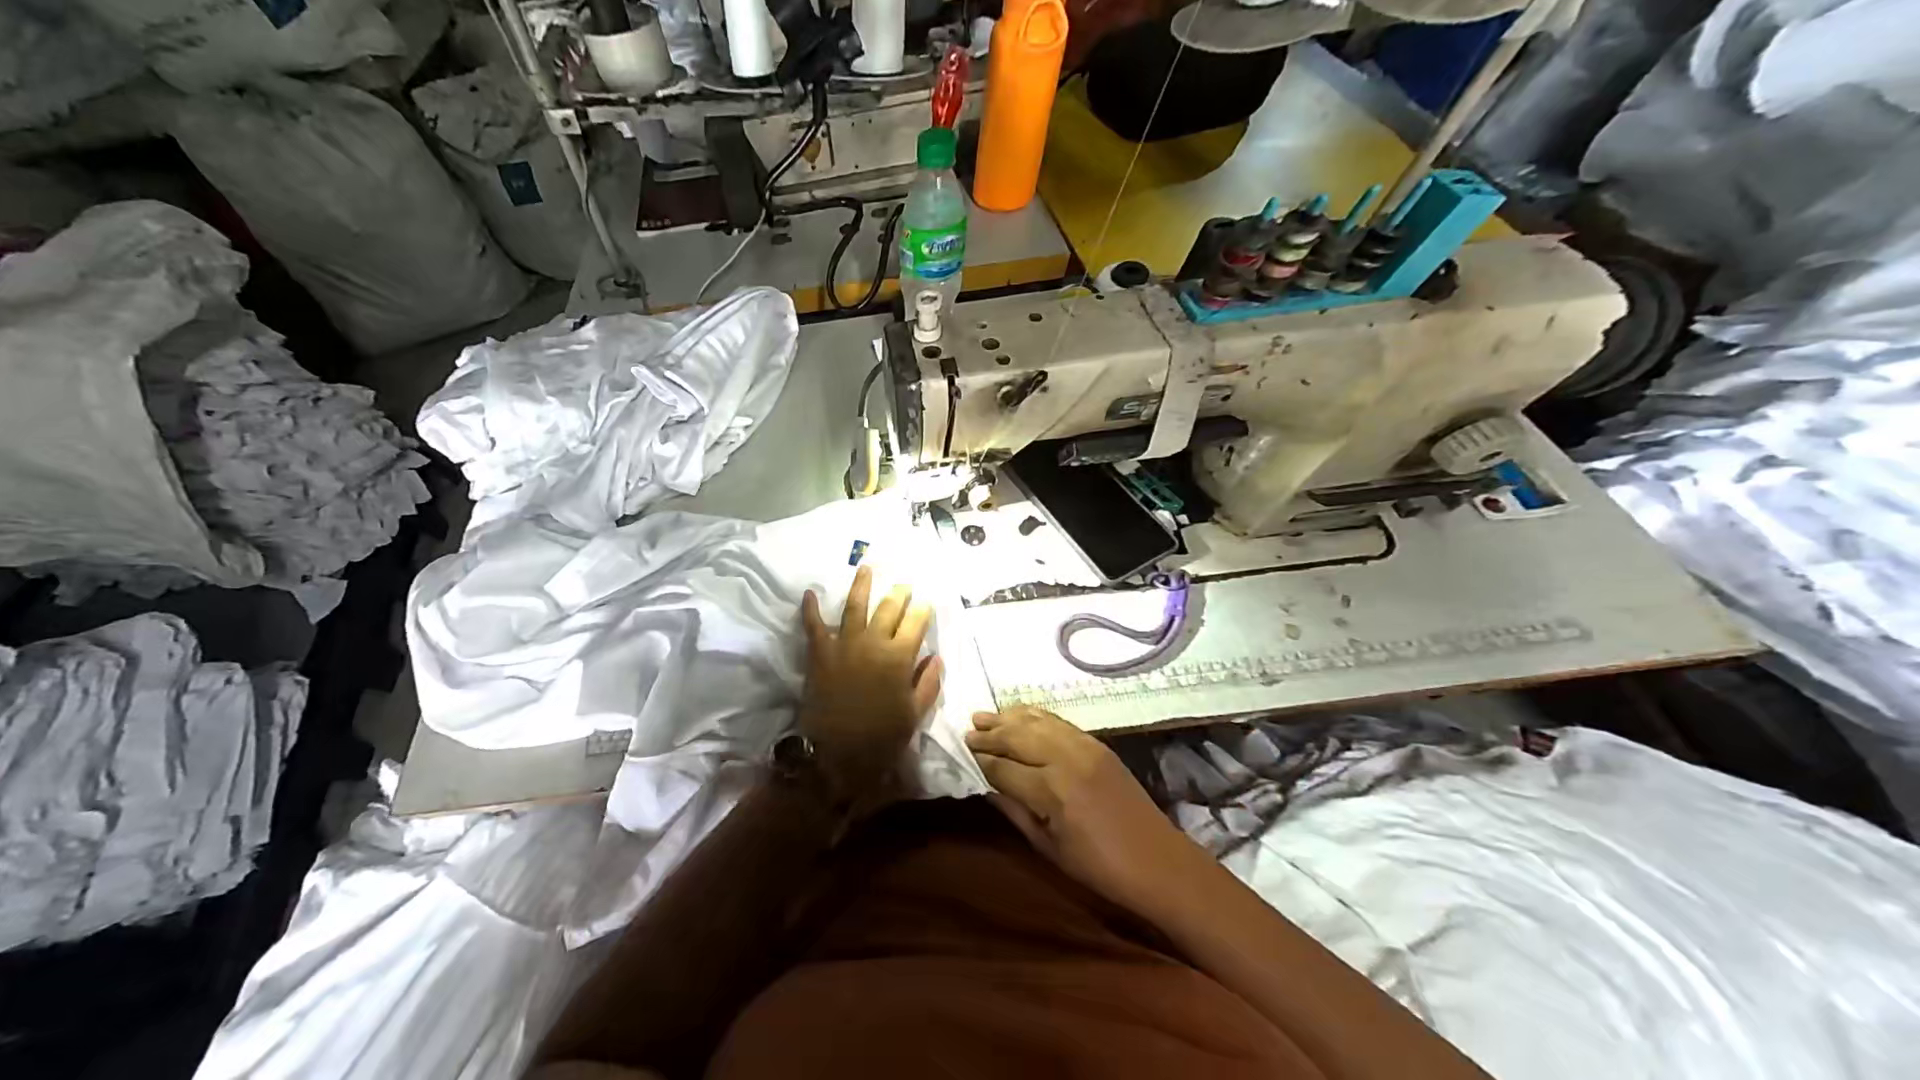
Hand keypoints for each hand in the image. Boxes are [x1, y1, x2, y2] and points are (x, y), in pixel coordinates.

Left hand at [799, 564, 943, 802]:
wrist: (836, 754)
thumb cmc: (882, 737)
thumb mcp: (914, 713)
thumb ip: (928, 683)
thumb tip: (934, 657)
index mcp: (899, 657)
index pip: (916, 623)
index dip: (923, 611)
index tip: (926, 604)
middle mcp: (873, 642)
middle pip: (889, 608)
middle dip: (899, 594)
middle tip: (903, 585)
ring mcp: (844, 644)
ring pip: (854, 606)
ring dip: (861, 585)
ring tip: (866, 568)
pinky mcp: (820, 653)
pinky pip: (813, 625)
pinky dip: (810, 608)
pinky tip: (809, 592)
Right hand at [967, 706, 1208, 917]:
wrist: (1158, 861)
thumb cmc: (1098, 867)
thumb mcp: (1048, 847)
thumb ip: (1014, 811)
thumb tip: (985, 786)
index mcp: (1051, 790)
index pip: (1003, 767)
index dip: (980, 761)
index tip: (960, 755)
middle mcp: (1066, 758)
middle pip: (1017, 736)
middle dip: (990, 734)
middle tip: (967, 732)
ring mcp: (1084, 746)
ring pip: (1037, 722)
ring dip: (1009, 718)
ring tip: (985, 717)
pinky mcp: (1098, 744)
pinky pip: (1059, 721)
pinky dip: (1036, 716)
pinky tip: (1021, 715)